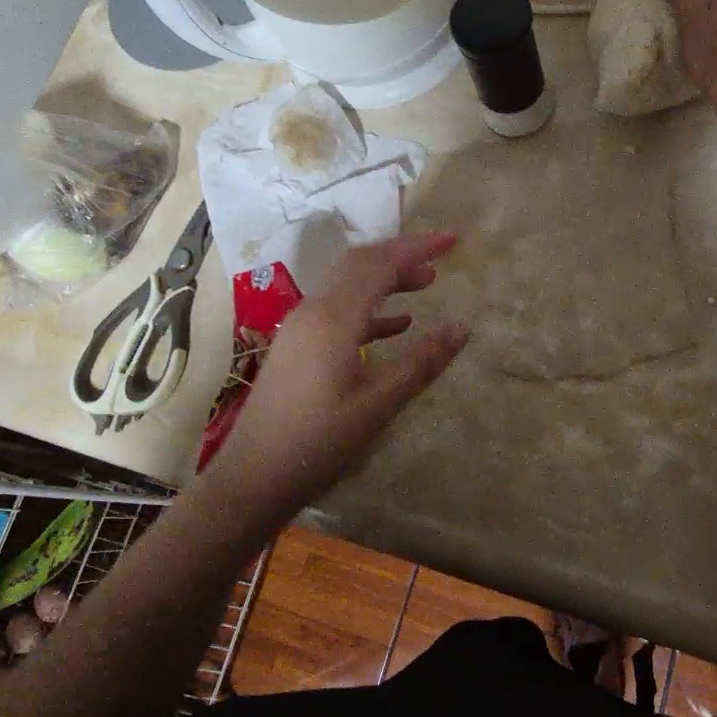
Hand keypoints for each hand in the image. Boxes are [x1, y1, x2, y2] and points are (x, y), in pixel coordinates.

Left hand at [204, 232, 467, 515]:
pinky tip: (397, 325)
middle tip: (440, 258)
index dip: (417, 247)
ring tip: (425, 284)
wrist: (254, 476)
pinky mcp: (297, 346)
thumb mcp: (378, 406)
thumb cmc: (318, 442)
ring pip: (347, 284)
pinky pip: (338, 310)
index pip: (379, 264)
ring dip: (386, 278)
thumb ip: (421, 363)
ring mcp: (301, 327)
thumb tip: (462, 328)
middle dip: (401, 255)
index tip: (452, 240)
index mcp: (334, 319)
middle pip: (360, 264)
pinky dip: (370, 308)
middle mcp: (314, 311)